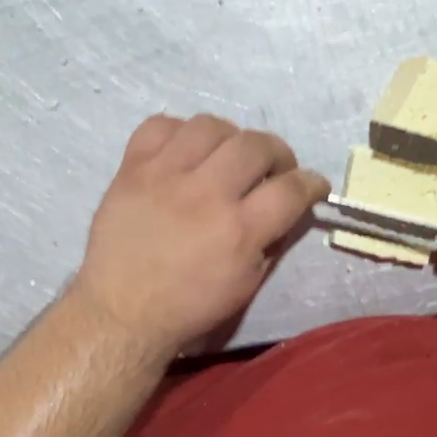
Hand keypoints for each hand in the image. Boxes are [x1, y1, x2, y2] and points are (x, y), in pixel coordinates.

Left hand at [72, 114, 329, 355]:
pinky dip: (179, 133)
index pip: (291, 188)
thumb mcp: (245, 286)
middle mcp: (207, 194)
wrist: (123, 311)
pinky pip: (160, 125)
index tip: (313, 185)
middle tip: (274, 169)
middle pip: (256, 145)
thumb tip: (285, 212)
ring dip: (230, 137)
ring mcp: (166, 176)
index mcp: (240, 231)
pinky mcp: (132, 168)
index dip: (312, 183)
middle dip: (278, 153)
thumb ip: (269, 244)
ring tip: (228, 156)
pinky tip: (185, 153)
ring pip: (211, 126)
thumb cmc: (189, 308)